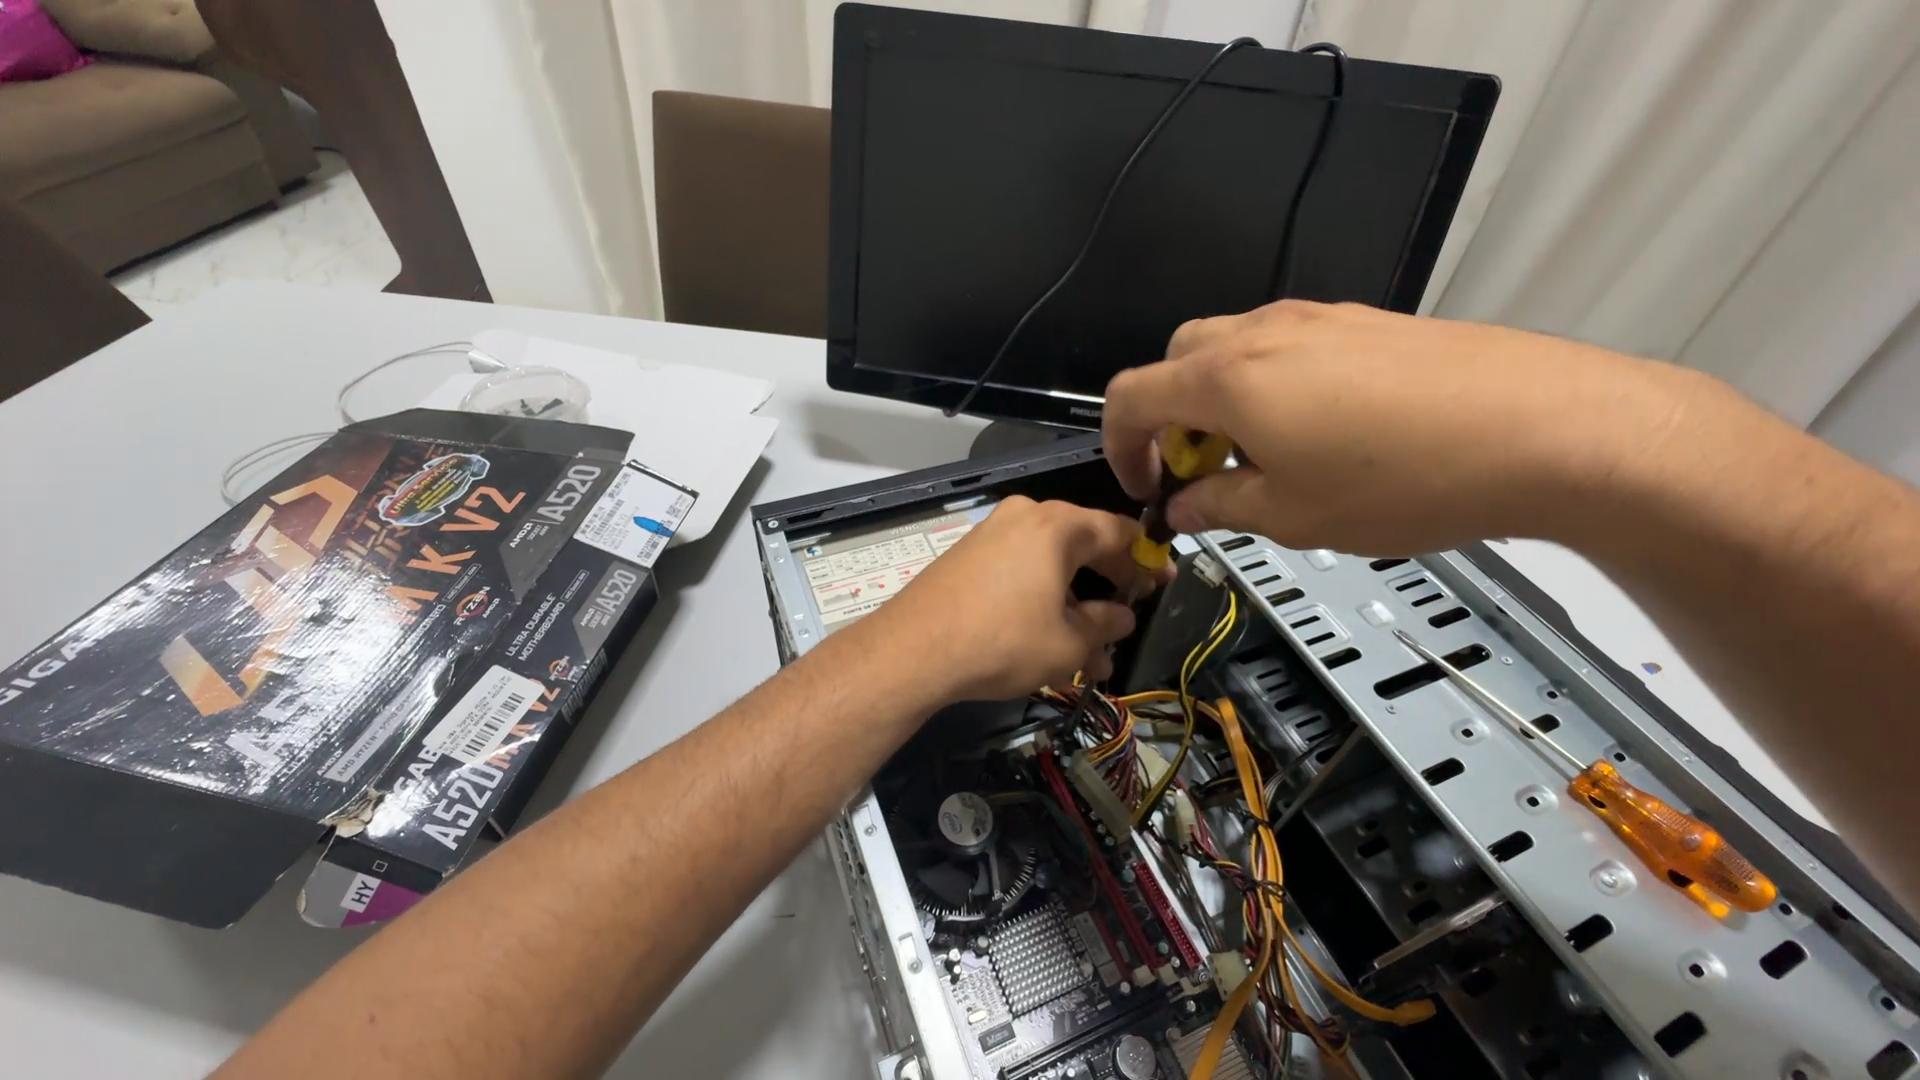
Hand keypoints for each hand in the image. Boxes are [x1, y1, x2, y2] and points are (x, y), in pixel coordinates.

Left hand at [853, 496, 1158, 702]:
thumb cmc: (1003, 641)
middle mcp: (1025, 516)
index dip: (1147, 560)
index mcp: (1058, 525)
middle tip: (1129, 612)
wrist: (914, 650)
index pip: (1120, 531)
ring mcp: (992, 532)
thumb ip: (1105, 625)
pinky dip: (1042, 596)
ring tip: (1091, 645)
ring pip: (1051, 562)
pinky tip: (1050, 635)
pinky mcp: (969, 554)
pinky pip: (1021, 568)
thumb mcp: (1068, 643)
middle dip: (1110, 583)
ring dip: (1075, 600)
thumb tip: (1122, 617)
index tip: (1164, 583)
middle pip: (1084, 543)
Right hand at [1103, 300, 1706, 554]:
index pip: (1130, 397)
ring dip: (1219, 399)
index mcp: (1228, 379)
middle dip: (1167, 416)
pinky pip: (1287, 346)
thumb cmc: (1404, 482)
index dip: (1120, 448)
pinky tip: (1320, 433)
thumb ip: (1219, 507)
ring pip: (1231, 348)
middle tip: (1200, 470)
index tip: (1146, 490)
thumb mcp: (1293, 517)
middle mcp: (1262, 334)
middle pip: (1175, 359)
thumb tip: (1182, 508)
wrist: (1549, 429)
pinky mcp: (1367, 321)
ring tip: (1263, 457)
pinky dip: (1270, 385)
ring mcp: (1319, 319)